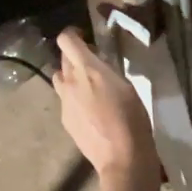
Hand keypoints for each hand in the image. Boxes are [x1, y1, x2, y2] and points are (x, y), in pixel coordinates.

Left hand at [52, 28, 156, 178]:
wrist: (121, 156)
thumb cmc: (131, 117)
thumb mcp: (125, 85)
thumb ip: (106, 70)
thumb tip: (97, 63)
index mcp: (87, 68)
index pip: (66, 40)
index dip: (73, 35)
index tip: (84, 38)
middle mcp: (69, 81)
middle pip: (62, 58)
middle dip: (74, 57)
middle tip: (92, 64)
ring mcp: (64, 101)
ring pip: (60, 79)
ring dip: (71, 77)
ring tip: (88, 87)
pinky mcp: (65, 119)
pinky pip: (65, 100)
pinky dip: (74, 98)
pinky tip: (90, 111)